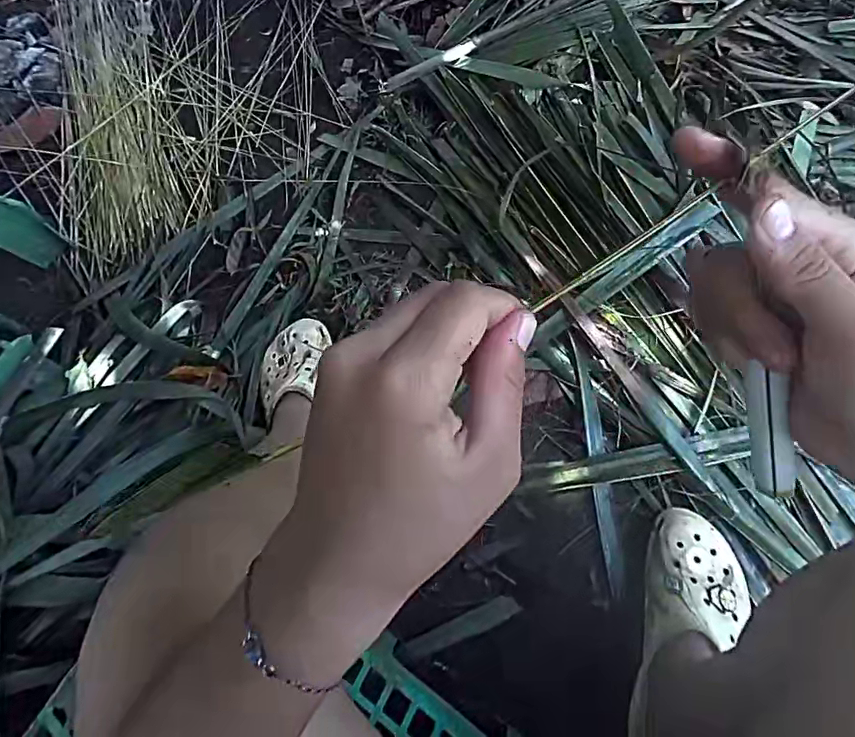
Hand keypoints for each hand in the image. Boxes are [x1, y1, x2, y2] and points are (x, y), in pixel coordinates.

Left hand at [254, 282, 535, 680]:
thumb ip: (505, 383)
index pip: (462, 302)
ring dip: (449, 322)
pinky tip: (433, 379)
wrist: (333, 561)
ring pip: (413, 306)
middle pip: (436, 294)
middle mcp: (362, 352)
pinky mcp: (331, 362)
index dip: (502, 307)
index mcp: (403, 380)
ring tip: (468, 374)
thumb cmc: (421, 527)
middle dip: (478, 311)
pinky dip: (422, 336)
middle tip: (501, 357)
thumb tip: (519, 321)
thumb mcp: (489, 464)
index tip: (524, 336)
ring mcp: (339, 354)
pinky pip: (389, 326)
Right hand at [674, 127, 854, 498]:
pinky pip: (707, 315)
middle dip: (743, 305)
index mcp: (837, 244)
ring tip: (781, 366)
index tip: (683, 144)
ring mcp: (769, 294)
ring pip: (711, 284)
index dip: (725, 164)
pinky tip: (759, 368)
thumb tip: (760, 205)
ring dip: (736, 330)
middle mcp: (797, 258)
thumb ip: (807, 271)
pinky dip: (724, 343)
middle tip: (781, 351)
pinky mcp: (747, 326)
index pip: (771, 192)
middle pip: (729, 251)